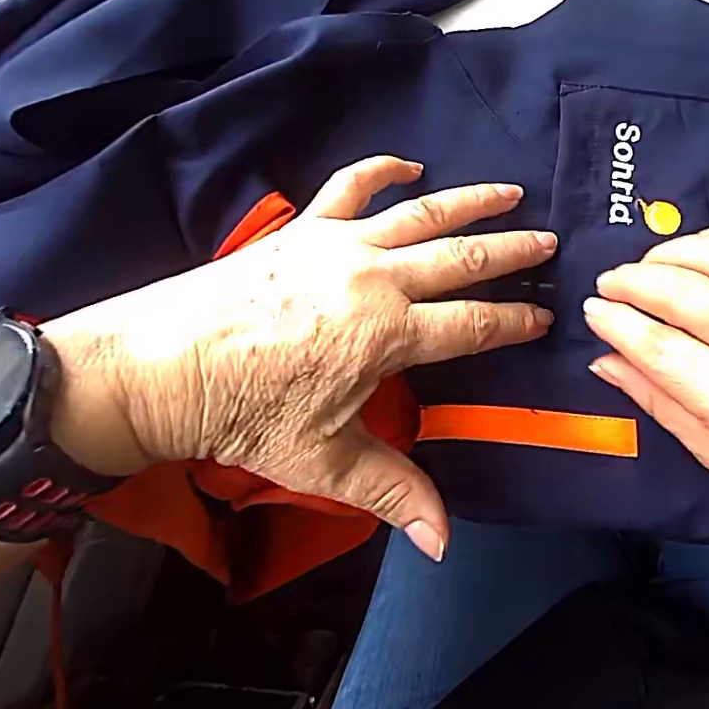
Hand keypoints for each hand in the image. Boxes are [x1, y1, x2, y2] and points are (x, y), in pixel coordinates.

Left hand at [39, 156, 556, 559]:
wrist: (161, 366)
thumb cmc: (242, 416)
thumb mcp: (323, 461)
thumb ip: (391, 491)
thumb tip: (444, 543)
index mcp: (387, 335)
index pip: (473, 325)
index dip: (515, 321)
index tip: (544, 316)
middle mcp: (373, 279)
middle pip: (461, 257)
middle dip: (511, 251)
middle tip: (548, 244)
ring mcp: (338, 245)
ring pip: (420, 213)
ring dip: (470, 202)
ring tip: (509, 193)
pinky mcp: (303, 229)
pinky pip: (350, 187)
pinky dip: (381, 170)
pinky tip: (408, 166)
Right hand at [581, 225, 708, 541]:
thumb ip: (656, 402)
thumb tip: (602, 359)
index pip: (658, 346)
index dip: (615, 322)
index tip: (592, 311)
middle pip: (679, 292)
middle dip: (629, 281)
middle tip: (607, 284)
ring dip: (664, 254)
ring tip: (642, 269)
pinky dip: (708, 241)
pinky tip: (687, 257)